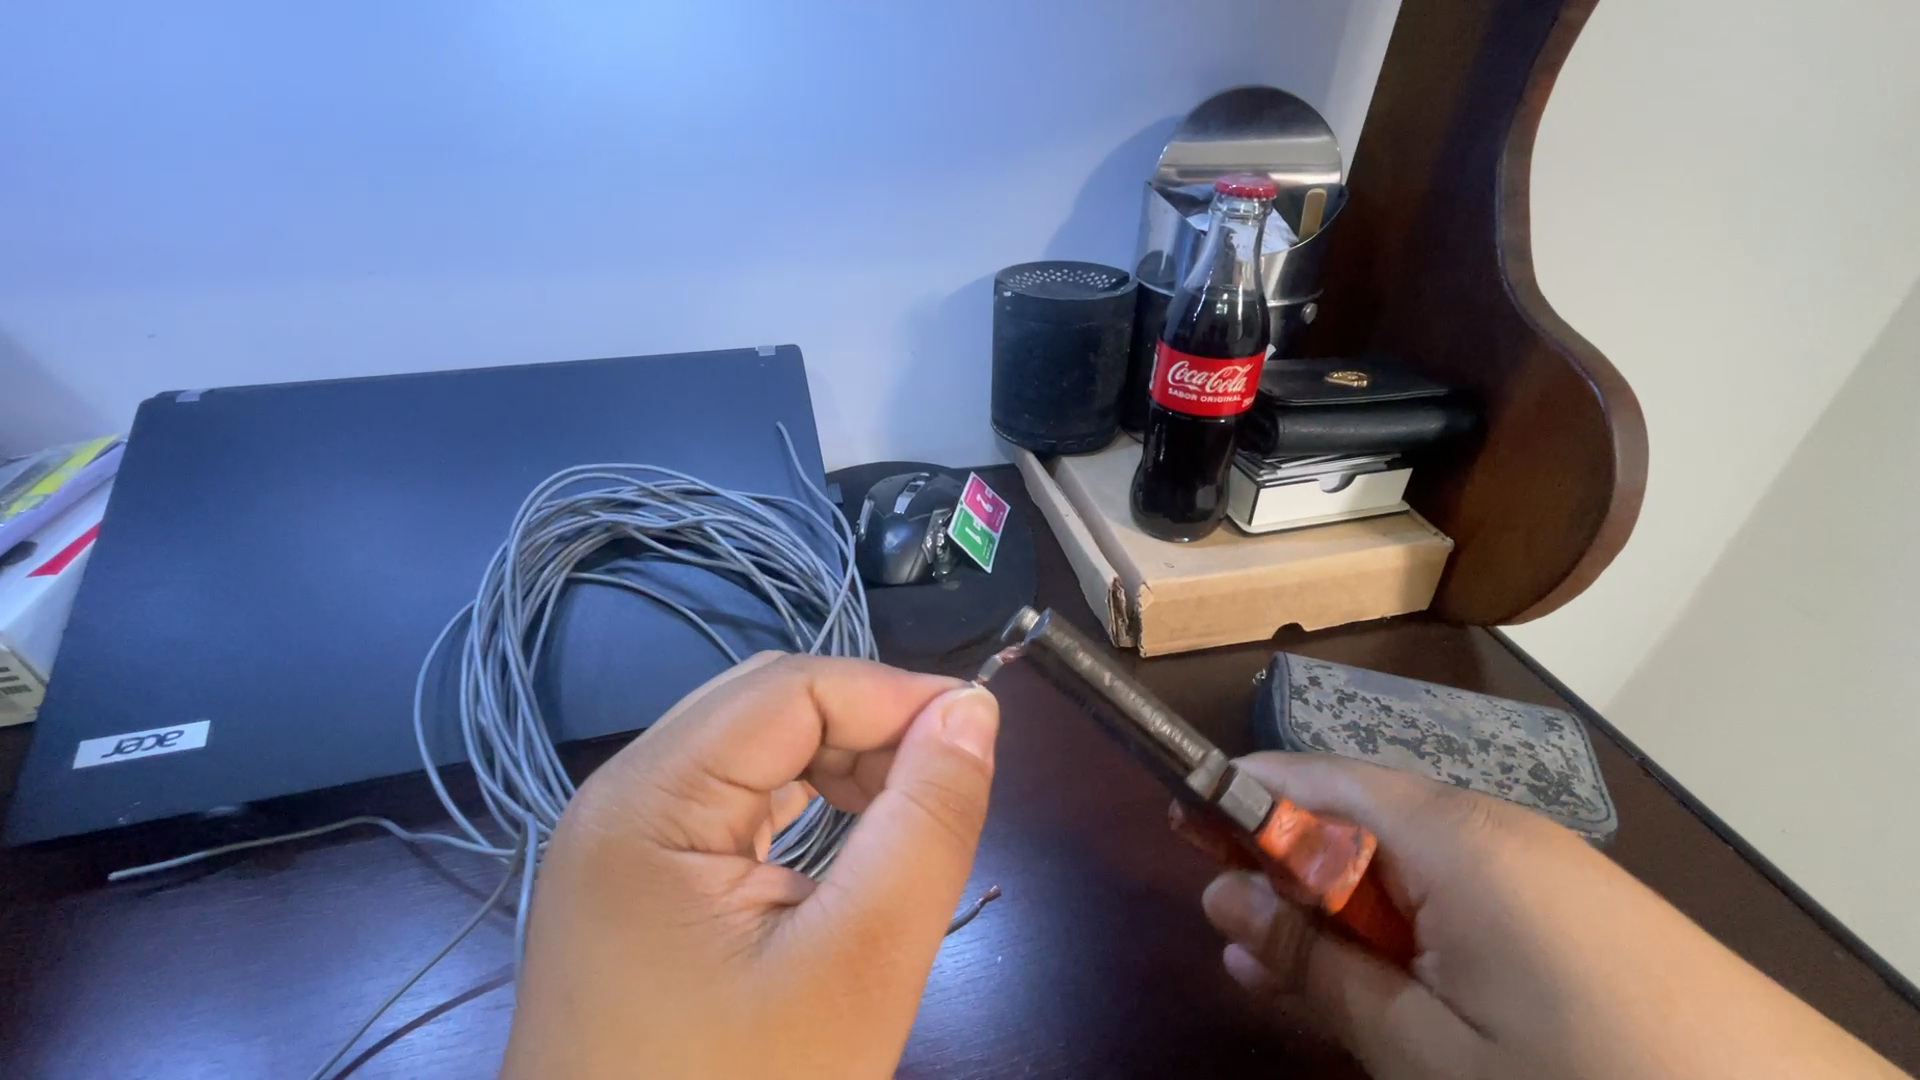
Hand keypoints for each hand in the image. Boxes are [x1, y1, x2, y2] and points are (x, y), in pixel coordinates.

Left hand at [501, 653, 998, 1079]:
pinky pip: (738, 795)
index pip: (791, 689)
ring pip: (756, 745)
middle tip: (945, 779)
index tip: (976, 733)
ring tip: (905, 810)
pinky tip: (848, 834)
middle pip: (767, 706)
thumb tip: (973, 708)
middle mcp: (622, 795)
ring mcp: (624, 835)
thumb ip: (927, 820)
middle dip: (868, 725)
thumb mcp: (861, 962)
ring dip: (843, 758)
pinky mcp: (643, 872)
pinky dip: (808, 796)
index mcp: (648, 799)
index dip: (892, 695)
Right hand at [1200, 753, 1906, 1078]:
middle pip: (1346, 817)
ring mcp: (1529, 869)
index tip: (1181, 830)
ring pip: (1391, 865)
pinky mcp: (1560, 912)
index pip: (1309, 777)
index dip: (1237, 797)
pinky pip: (1445, 898)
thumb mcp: (1427, 1048)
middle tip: (1225, 920)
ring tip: (1269, 965)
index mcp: (1447, 834)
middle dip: (1276, 863)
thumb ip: (1317, 964)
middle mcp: (1483, 828)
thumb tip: (1222, 896)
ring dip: (1327, 908)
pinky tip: (1362, 984)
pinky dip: (1392, 931)